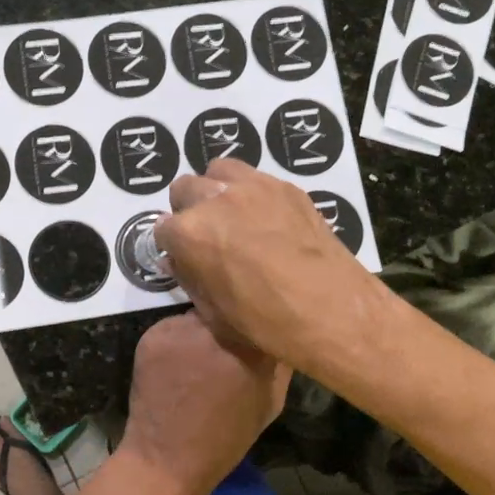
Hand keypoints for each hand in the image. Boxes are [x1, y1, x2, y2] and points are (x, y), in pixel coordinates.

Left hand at [122, 312, 291, 494]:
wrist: (166, 459)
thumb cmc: (226, 438)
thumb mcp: (270, 403)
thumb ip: (280, 363)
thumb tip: (283, 329)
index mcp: (250, 349)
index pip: (262, 313)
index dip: (262, 318)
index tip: (263, 327)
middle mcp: (214, 331)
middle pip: (228, 310)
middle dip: (231, 323)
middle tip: (231, 343)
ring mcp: (179, 331)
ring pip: (199, 317)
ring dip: (204, 330)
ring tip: (203, 359)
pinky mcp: (152, 336)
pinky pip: (173, 327)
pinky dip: (179, 339)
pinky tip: (180, 365)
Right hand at [153, 158, 387, 372]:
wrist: (332, 312)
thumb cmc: (266, 323)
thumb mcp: (214, 313)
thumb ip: (189, 279)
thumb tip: (177, 262)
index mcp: (190, 233)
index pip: (161, 229)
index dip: (170, 245)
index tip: (182, 256)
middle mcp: (216, 200)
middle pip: (184, 188)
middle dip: (187, 209)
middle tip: (204, 235)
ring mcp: (253, 187)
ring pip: (219, 170)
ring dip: (217, 189)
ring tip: (231, 216)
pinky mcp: (286, 187)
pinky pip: (256, 178)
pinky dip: (250, 193)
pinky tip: (265, 219)